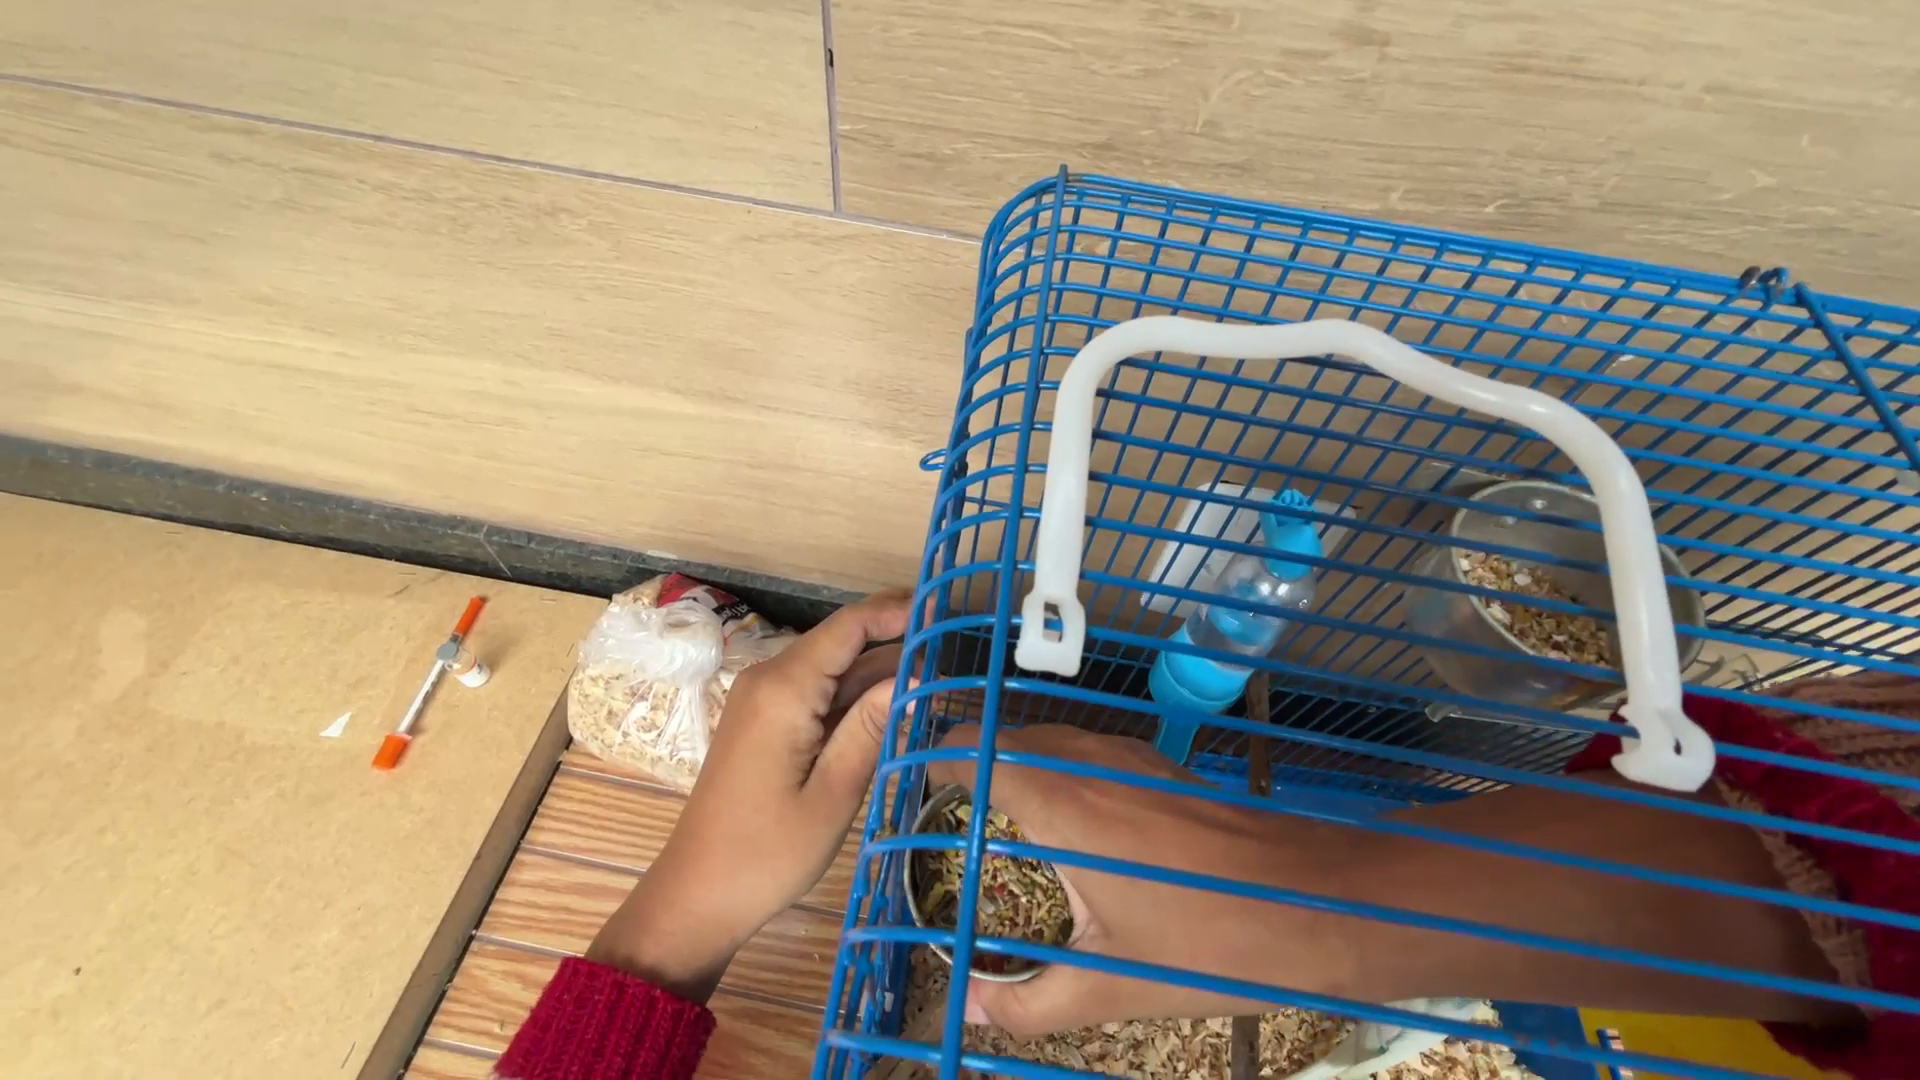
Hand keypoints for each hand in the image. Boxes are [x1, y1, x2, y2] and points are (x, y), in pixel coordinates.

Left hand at [585, 589, 911, 1000]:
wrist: (697, 896)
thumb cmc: (767, 853)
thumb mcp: (833, 793)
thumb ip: (872, 725)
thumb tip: (916, 674)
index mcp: (784, 689)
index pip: (848, 626)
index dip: (896, 610)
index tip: (943, 608)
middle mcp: (769, 679)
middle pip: (842, 641)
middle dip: (897, 638)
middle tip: (957, 644)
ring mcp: (763, 699)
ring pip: (833, 667)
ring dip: (881, 668)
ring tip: (941, 671)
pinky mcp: (765, 720)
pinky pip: (817, 691)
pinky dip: (856, 693)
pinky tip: (896, 702)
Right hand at [927, 724, 1351, 1036]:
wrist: (1313, 897)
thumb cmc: (1207, 941)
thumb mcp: (1110, 983)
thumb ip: (1027, 1000)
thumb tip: (968, 1009)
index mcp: (1060, 803)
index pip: (975, 751)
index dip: (936, 762)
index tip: (916, 791)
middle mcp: (1085, 760)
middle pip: (1005, 738)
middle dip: (970, 763)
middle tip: (950, 812)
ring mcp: (1124, 752)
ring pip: (1045, 736)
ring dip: (1013, 760)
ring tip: (997, 811)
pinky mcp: (1152, 759)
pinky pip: (1081, 744)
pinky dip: (1053, 763)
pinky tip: (1065, 814)